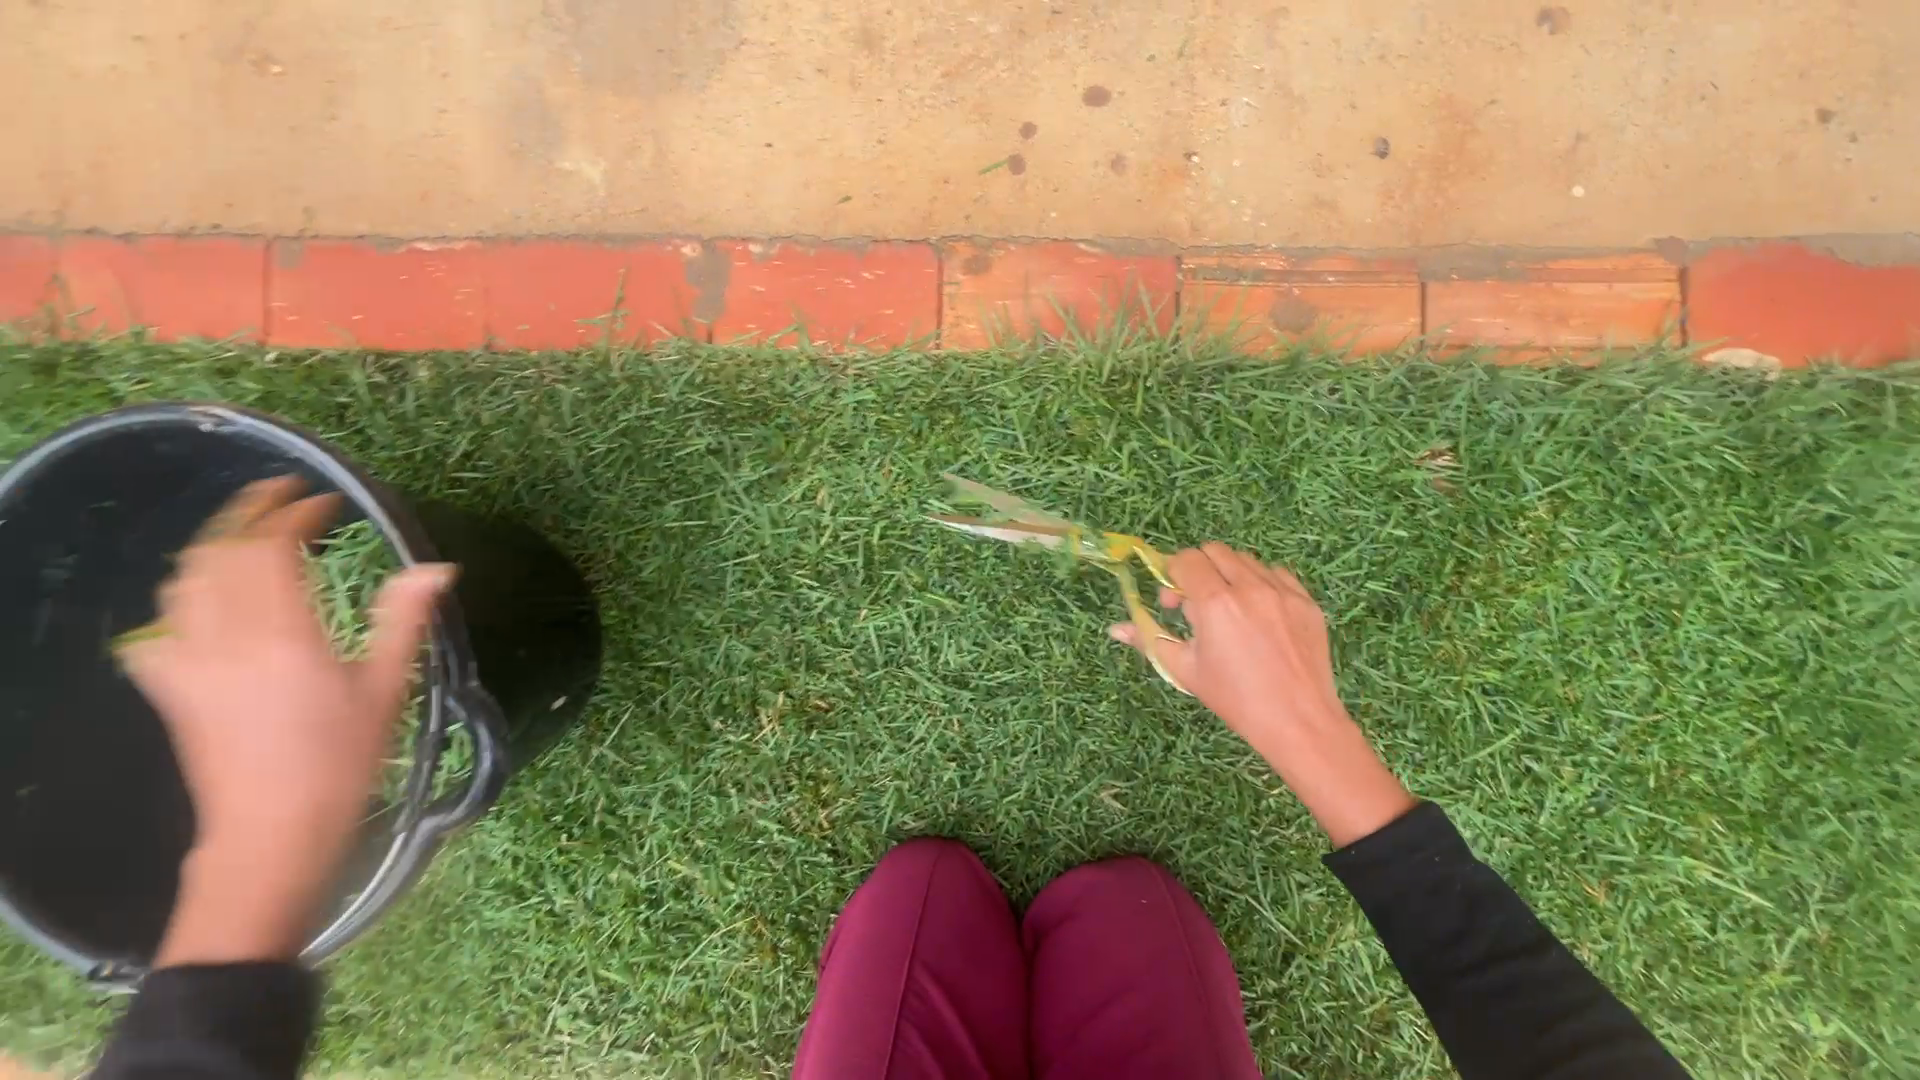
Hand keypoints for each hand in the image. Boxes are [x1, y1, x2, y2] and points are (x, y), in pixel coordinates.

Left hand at [117, 476, 453, 964]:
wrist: (273, 829)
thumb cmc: (345, 760)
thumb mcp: (388, 688)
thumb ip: (405, 620)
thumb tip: (436, 568)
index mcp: (285, 635)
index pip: (271, 550)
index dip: (294, 515)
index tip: (324, 501)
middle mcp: (225, 639)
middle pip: (219, 554)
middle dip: (248, 514)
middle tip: (283, 497)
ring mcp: (188, 663)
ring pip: (183, 583)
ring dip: (214, 548)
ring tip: (250, 539)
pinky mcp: (171, 689)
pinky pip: (160, 626)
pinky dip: (181, 600)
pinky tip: (206, 605)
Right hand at [1111, 543, 1414, 846]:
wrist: (1297, 720)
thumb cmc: (1234, 699)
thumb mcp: (1185, 670)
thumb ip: (1149, 640)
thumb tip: (1115, 629)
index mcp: (1215, 603)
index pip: (1186, 560)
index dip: (1173, 575)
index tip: (1174, 602)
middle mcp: (1249, 587)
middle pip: (1214, 551)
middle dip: (1200, 570)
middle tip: (1197, 603)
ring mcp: (1282, 591)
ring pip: (1245, 560)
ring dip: (1229, 575)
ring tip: (1230, 610)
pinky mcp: (1306, 600)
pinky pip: (1277, 574)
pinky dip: (1261, 584)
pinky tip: (1259, 613)